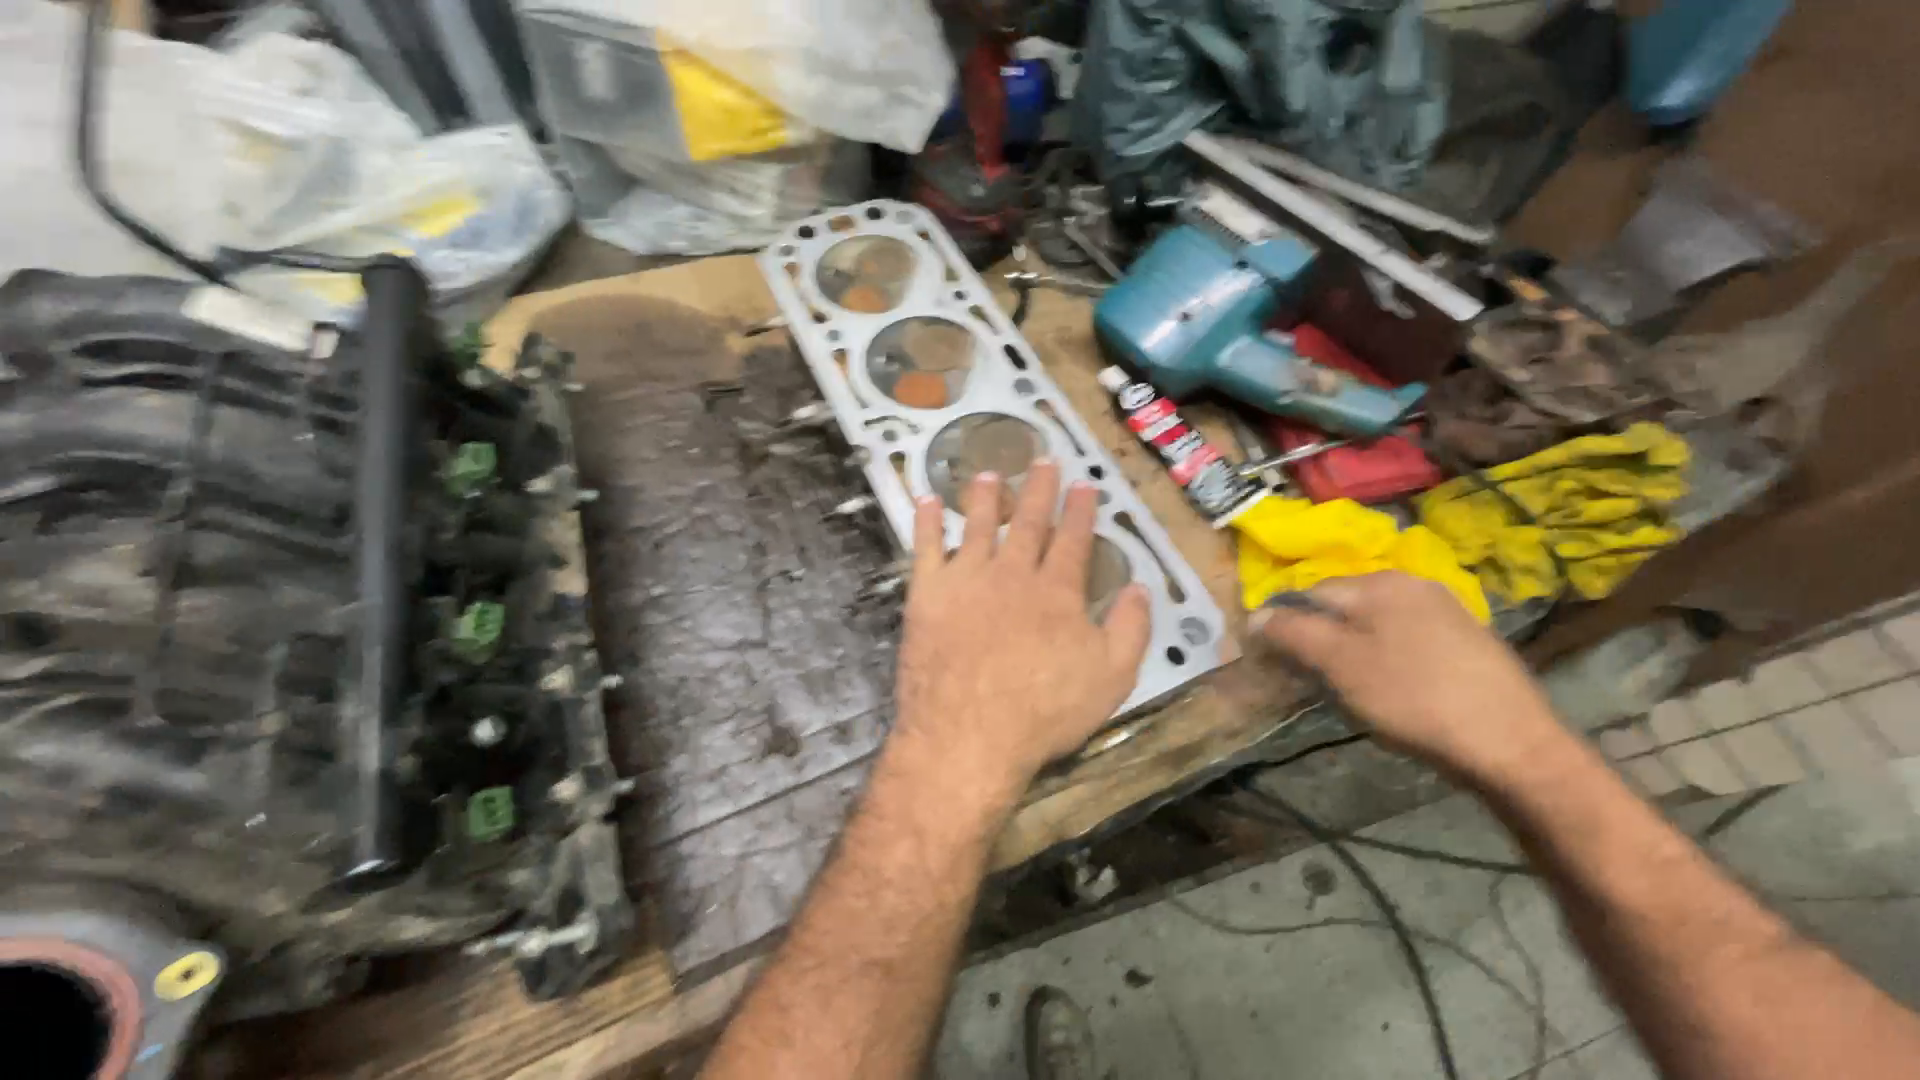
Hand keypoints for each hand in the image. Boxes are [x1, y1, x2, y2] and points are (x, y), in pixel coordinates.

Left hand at [890, 461, 1151, 802]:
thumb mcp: (1111, 678)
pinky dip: (927, 521)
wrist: (969, 733)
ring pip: (979, 526)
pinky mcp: (926, 595)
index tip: (1085, 484)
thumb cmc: (1045, 712)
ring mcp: (966, 580)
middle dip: (1039, 490)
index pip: (1073, 540)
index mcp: (1057, 591)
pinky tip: (927, 500)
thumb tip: (1141, 588)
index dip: (1080, 511)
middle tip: (1043, 460)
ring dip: (986, 498)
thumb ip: (1130, 629)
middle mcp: (1012, 574)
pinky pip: (925, 547)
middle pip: (1028, 523)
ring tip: (990, 474)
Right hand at [1251, 572, 1564, 783]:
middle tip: (1312, 683)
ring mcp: (1444, 611)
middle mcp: (1412, 584)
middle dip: (1319, 638)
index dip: (1285, 626)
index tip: (1276, 665)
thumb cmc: (1414, 700)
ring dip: (1350, 650)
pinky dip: (1384, 658)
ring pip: (1374, 624)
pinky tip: (1391, 691)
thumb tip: (1255, 614)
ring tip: (1348, 690)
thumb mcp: (1341, 665)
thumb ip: (1294, 633)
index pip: (1309, 593)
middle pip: (1343, 606)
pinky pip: (1404, 639)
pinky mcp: (1466, 640)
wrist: (1513, 744)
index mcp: (1380, 583)